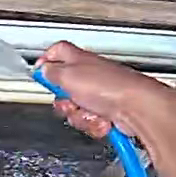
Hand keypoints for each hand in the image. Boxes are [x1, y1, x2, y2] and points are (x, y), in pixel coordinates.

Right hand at [37, 41, 175, 139]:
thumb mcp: (69, 76)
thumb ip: (51, 72)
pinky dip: (93, 124)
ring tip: (90, 112)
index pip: (58, 52)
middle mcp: (90, 75)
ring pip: (75, 109)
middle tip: (69, 101)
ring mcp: (99, 94)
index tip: (39, 72)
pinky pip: (89, 121)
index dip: (46, 60)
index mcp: (80, 60)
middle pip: (63, 88)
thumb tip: (42, 69)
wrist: (137, 107)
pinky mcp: (107, 112)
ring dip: (80, 116)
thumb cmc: (110, 87)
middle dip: (63, 101)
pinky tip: (101, 120)